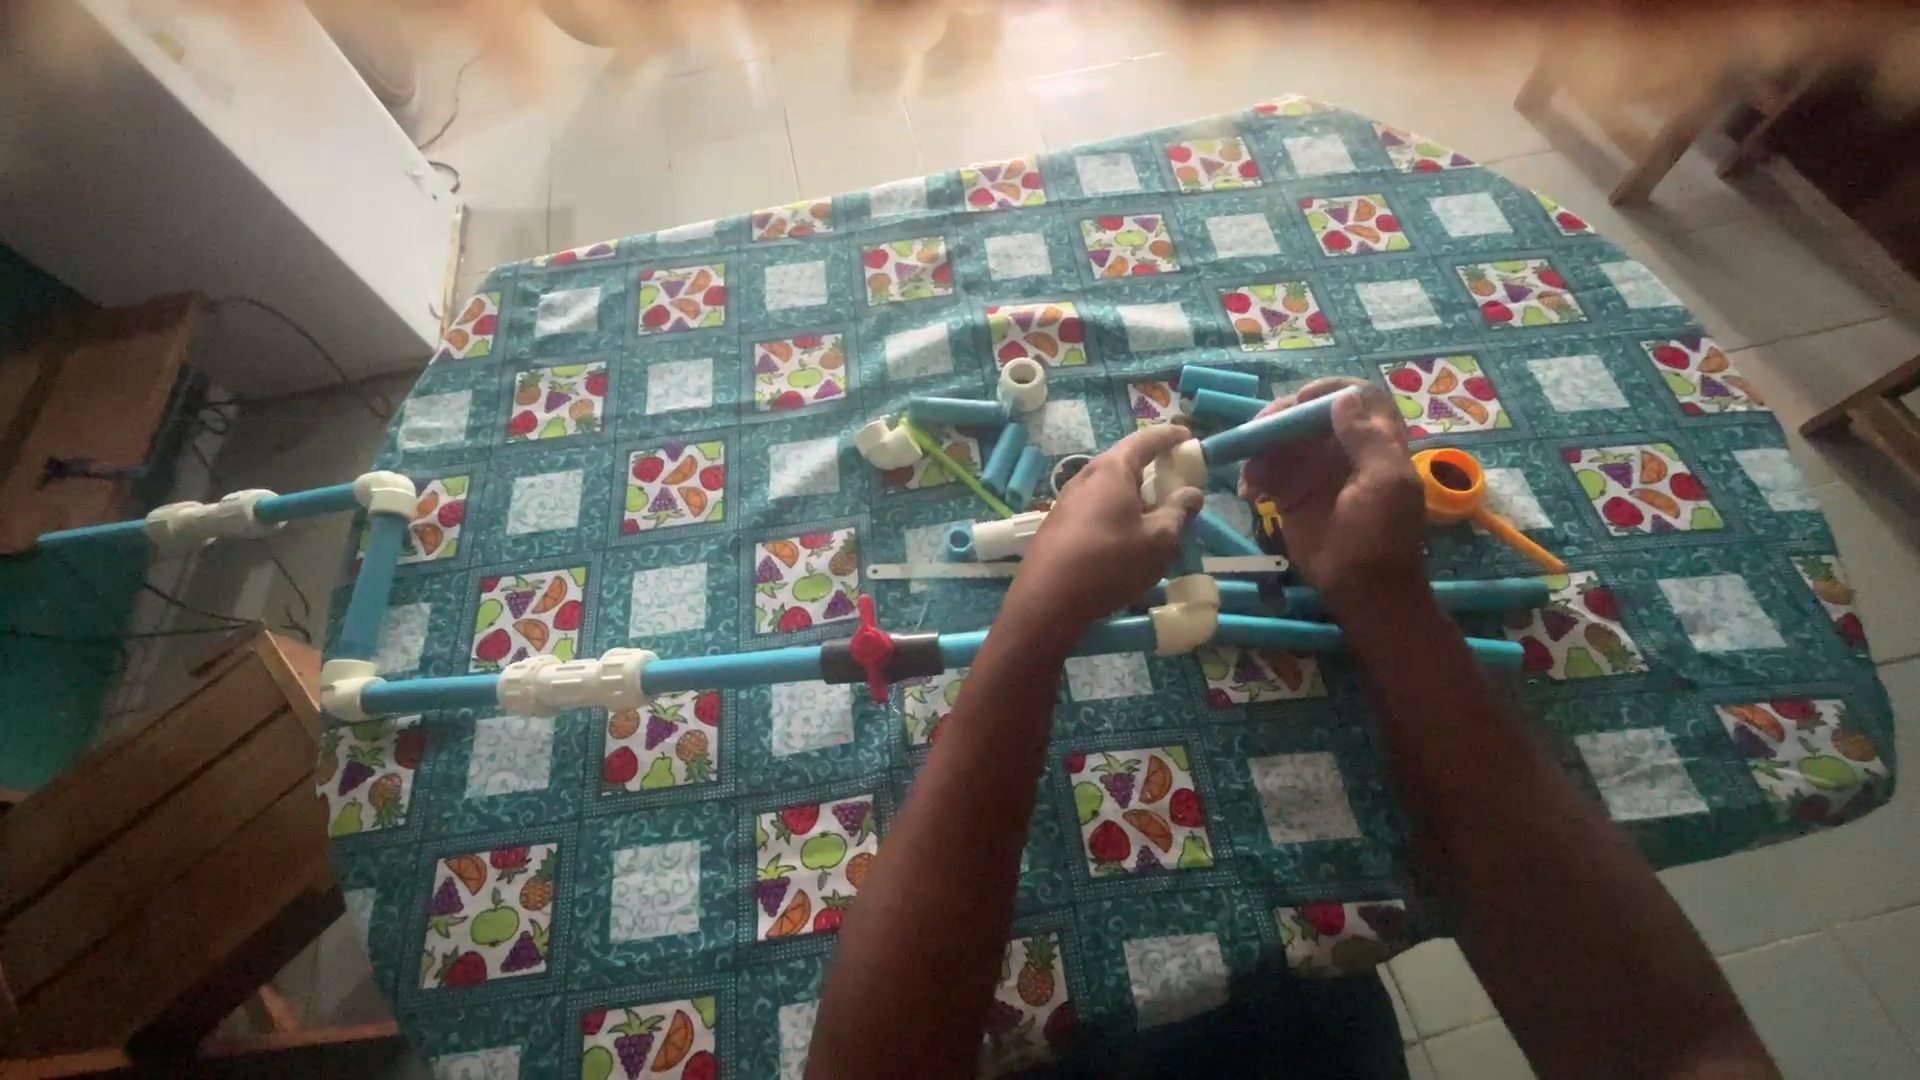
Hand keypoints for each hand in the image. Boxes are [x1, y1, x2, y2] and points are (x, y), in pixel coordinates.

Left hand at [1005, 424, 1203, 631]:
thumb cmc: (1110, 563)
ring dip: (1132, 494)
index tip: (1188, 438)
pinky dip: (1115, 512)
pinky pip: (1094, 508)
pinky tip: (1123, 537)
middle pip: (1124, 462)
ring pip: (1108, 488)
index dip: (1170, 436)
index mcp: (1112, 470)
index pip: (1146, 439)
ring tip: (1153, 514)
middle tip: (1175, 482)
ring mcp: (1066, 500)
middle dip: (1151, 469)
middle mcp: (1085, 476)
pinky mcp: (1057, 524)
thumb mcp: (1159, 540)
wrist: (1047, 600)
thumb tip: (1191, 492)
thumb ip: (1179, 511)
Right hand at [1237, 378, 1426, 608]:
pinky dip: (1252, 475)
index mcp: (1375, 440)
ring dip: (1260, 447)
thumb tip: (1342, 398)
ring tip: (1251, 472)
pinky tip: (1249, 493)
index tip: (1300, 401)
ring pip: (1281, 439)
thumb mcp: (1385, 483)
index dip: (1327, 390)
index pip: (1354, 396)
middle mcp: (1341, 449)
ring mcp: (1313, 470)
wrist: (1360, 587)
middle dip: (1280, 417)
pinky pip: (1264, 470)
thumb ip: (1368, 439)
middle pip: (1307, 413)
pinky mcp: (1289, 493)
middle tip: (1259, 432)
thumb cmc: (1381, 534)